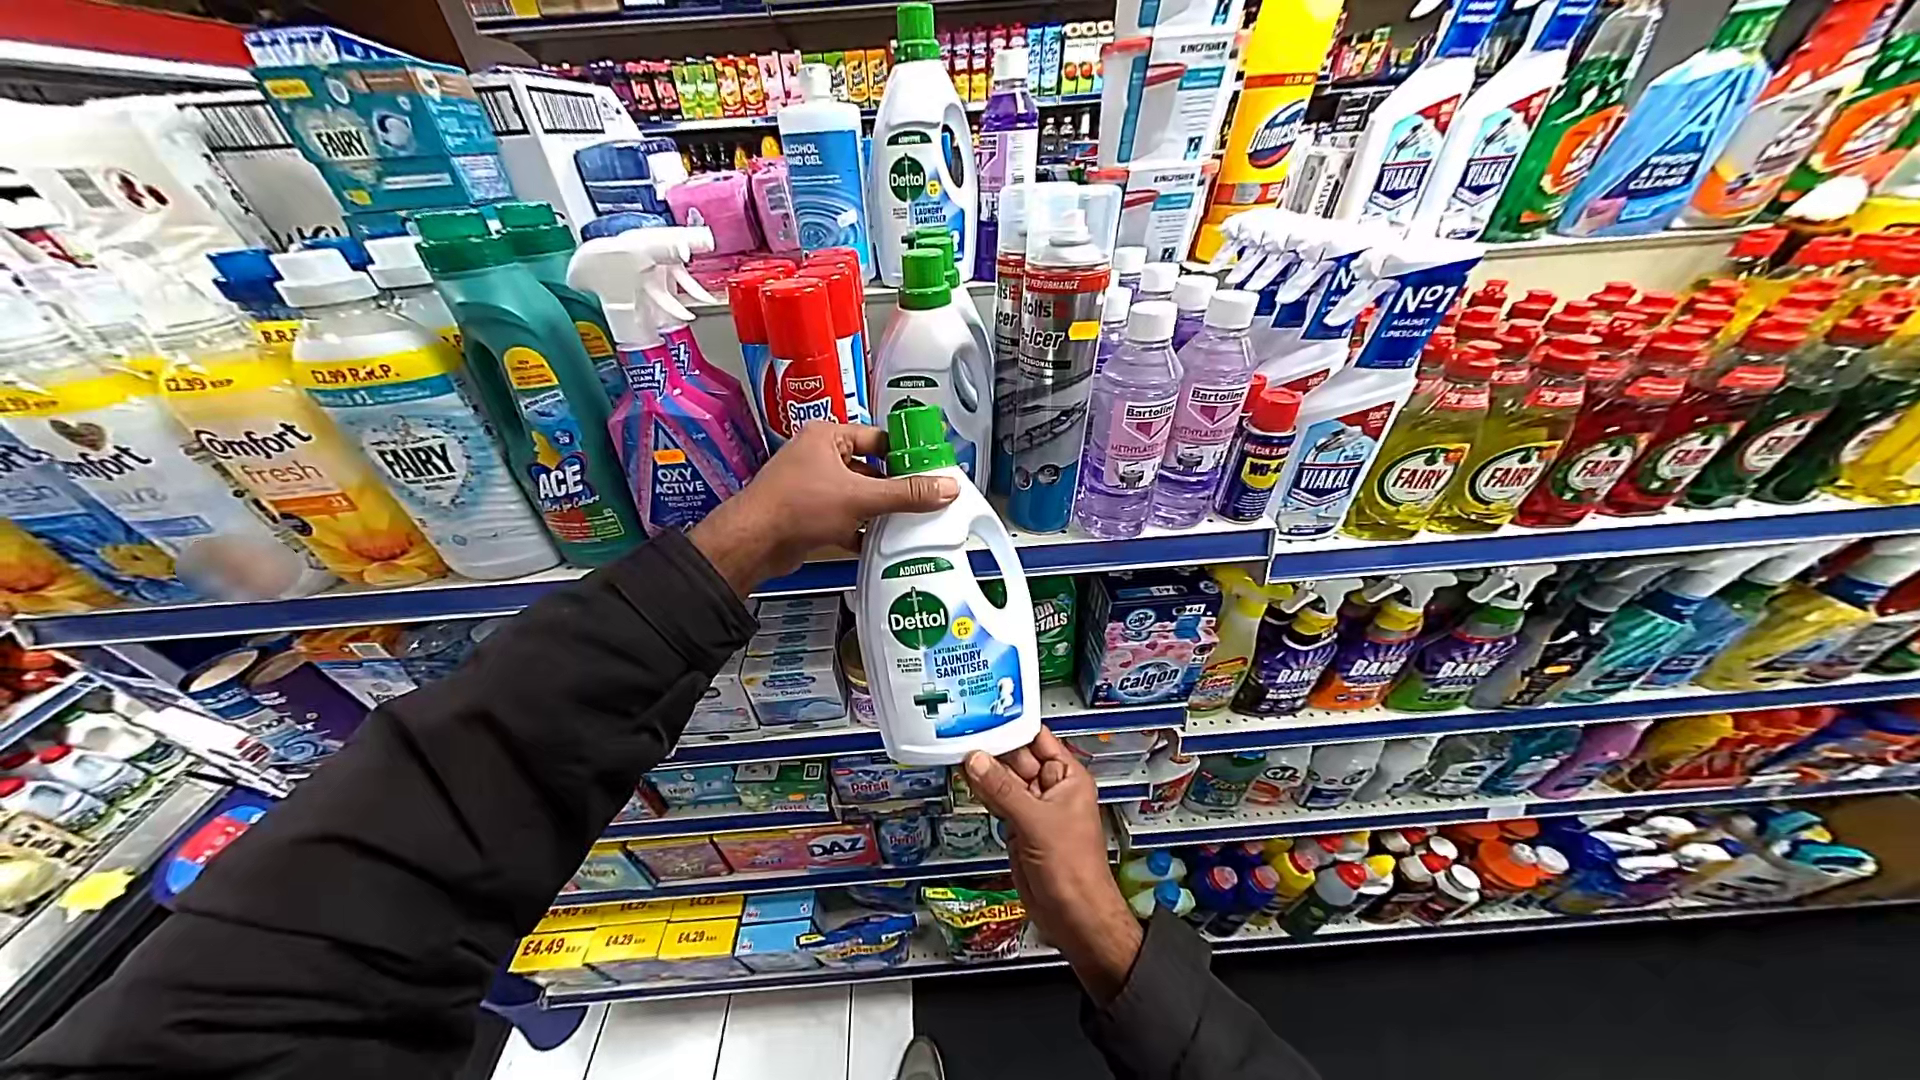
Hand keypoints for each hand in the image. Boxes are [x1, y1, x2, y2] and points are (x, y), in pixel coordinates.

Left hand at [689, 422, 958, 595]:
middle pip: (871, 470)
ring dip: (880, 511)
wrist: (754, 544)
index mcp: (828, 437)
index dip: (904, 452)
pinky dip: (862, 530)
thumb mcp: (860, 497)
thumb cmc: (795, 506)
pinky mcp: (810, 515)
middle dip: (895, 488)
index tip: (930, 467)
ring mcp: (813, 487)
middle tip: (926, 498)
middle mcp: (819, 458)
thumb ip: (905, 494)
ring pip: (858, 496)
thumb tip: (944, 488)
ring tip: (910, 521)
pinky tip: (881, 542)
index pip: (878, 438)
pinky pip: (846, 518)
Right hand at [965, 729, 1142, 1002]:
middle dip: (992, 747)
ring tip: (958, 749)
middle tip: (963, 731)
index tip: (986, 713)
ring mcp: (1033, 808)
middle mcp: (1051, 789)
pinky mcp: (1018, 827)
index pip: (1036, 739)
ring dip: (983, 768)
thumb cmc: (1075, 870)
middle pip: (1016, 757)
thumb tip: (977, 760)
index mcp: (1067, 777)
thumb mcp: (1036, 822)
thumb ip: (1003, 789)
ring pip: (1004, 779)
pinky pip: (997, 800)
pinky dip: (982, 790)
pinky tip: (967, 778)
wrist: (1073, 916)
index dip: (1013, 725)